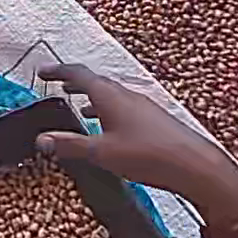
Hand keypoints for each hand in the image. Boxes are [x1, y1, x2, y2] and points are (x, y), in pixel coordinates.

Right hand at [35, 63, 237, 226]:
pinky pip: (124, 108)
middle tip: (59, 85)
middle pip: (96, 82)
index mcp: (110, 96)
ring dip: (92, 97)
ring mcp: (142, 107)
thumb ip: (70, 145)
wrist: (194, 166)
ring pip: (111, 95)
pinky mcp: (153, 121)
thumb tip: (43, 140)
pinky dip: (109, 112)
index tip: (44, 72)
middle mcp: (126, 96)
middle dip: (74, 83)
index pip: (79, 74)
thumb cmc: (149, 155)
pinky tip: (109, 129)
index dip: (59, 71)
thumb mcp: (101, 152)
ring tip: (79, 106)